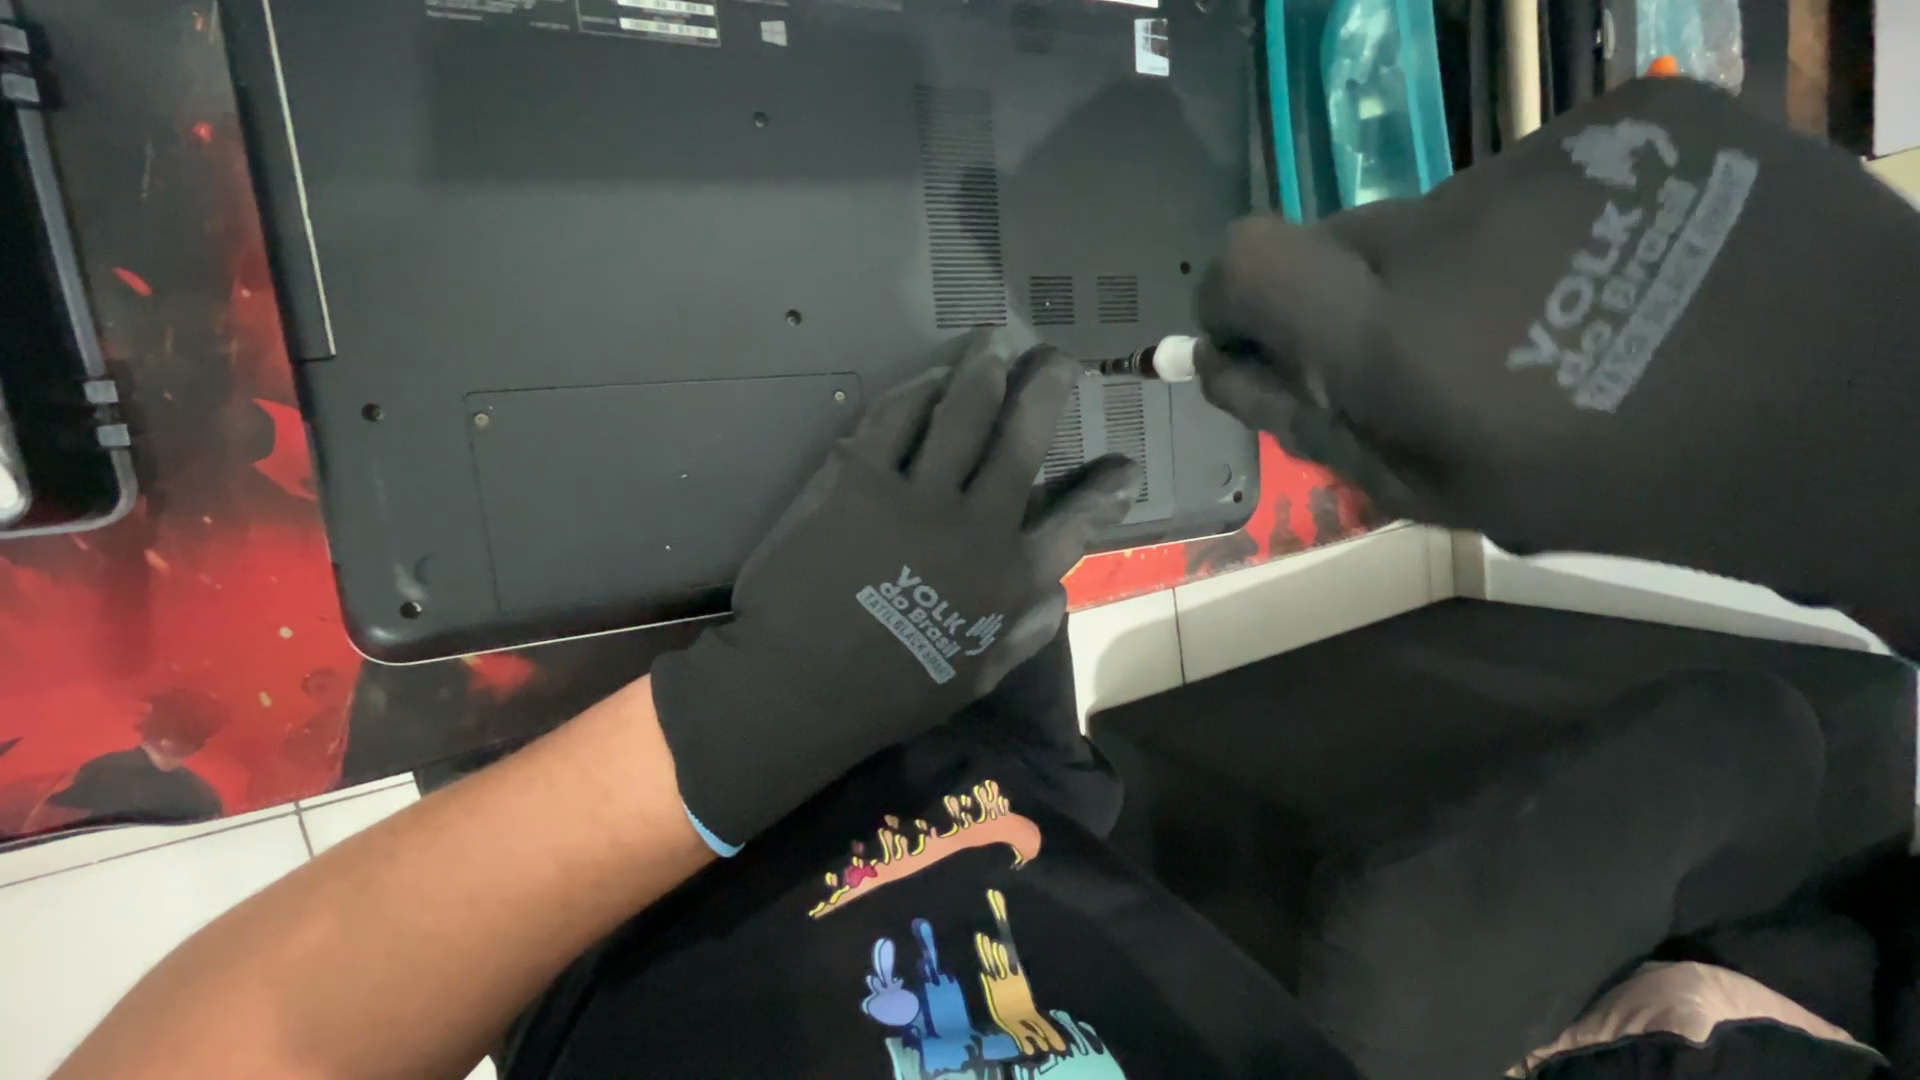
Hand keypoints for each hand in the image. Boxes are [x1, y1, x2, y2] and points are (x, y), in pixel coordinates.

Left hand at [651, 331, 1136, 852]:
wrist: (796, 685)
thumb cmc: (889, 692)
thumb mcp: (974, 679)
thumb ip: (1024, 634)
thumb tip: (1060, 591)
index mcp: (1009, 580)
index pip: (1076, 523)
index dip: (1107, 492)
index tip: (1127, 467)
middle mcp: (975, 525)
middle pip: (1022, 441)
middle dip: (1047, 390)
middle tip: (1060, 359)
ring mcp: (915, 495)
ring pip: (963, 413)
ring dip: (985, 369)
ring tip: (996, 340)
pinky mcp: (857, 478)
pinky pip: (892, 418)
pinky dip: (916, 391)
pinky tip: (929, 377)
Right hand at [1195, 76, 1919, 618]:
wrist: (1869, 410)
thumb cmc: (1615, 486)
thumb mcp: (1432, 490)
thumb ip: (1305, 422)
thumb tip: (1214, 364)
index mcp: (1398, 337)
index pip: (1246, 260)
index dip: (1231, 294)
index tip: (1257, 334)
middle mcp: (1454, 227)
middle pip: (1335, 238)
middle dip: (1348, 296)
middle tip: (1431, 352)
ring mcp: (1549, 155)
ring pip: (1435, 213)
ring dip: (1449, 269)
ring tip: (1546, 319)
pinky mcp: (1634, 111)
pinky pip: (1526, 175)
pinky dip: (1533, 228)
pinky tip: (1609, 270)